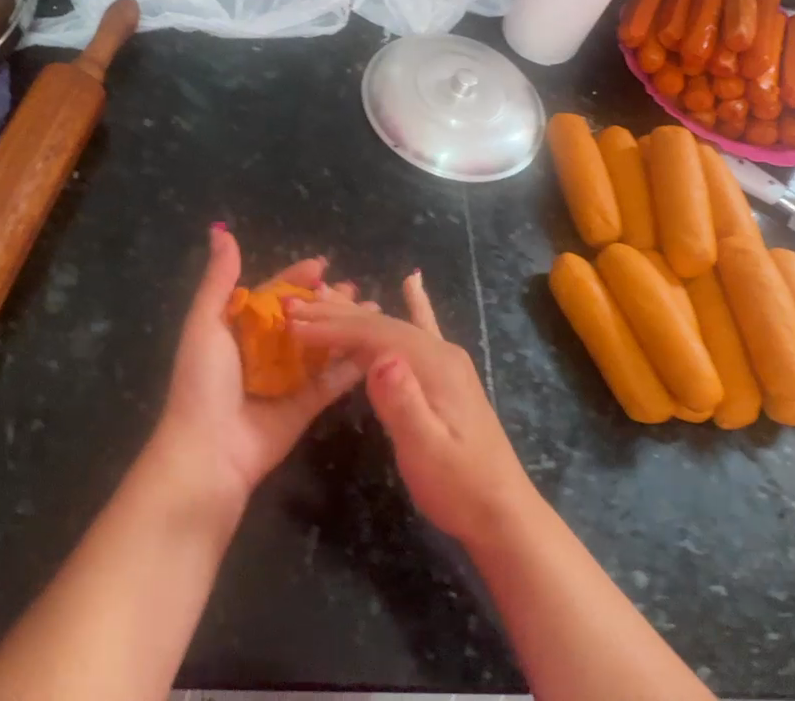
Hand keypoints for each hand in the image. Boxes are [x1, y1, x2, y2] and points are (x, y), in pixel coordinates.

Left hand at [150, 225, 364, 511]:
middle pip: (302, 319)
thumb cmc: (203, 381)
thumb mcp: (205, 323)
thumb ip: (219, 280)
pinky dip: (352, 363)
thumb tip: (220, 230)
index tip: (321, 263)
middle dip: (326, 301)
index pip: (271, 296)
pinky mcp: (306, 406)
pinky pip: (332, 380)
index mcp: (237, 329)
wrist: (209, 451)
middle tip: (354, 285)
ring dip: (345, 327)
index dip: (295, 279)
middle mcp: (263, 352)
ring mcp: (286, 379)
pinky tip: (378, 344)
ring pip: (321, 346)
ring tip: (375, 308)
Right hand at [288, 272, 536, 546]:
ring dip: (355, 312)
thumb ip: (403, 404)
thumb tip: (379, 358)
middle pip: (381, 323)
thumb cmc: (460, 486)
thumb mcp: (427, 450)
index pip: (374, 334)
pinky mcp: (445, 376)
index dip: (332, 327)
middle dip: (335, 314)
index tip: (292, 325)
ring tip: (320, 295)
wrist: (503, 512)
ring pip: (393, 325)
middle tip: (290, 307)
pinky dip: (416, 304)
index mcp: (434, 365)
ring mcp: (445, 362)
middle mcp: (440, 353)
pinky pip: (424, 330)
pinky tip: (412, 282)